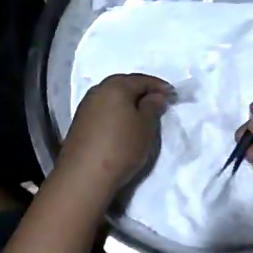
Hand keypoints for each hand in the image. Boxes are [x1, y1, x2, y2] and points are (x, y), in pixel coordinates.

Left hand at [56, 74, 171, 197]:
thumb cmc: (121, 146)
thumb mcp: (145, 126)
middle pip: (123, 84)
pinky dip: (115, 110)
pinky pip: (103, 108)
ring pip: (111, 96)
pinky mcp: (80, 120)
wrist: (85, 173)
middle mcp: (97, 90)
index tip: (173, 95)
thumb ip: (152, 107)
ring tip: (142, 112)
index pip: (141, 80)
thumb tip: (154, 95)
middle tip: (158, 101)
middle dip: (141, 90)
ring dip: (127, 101)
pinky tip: (122, 122)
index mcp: (115, 86)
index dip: (158, 86)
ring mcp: (86, 105)